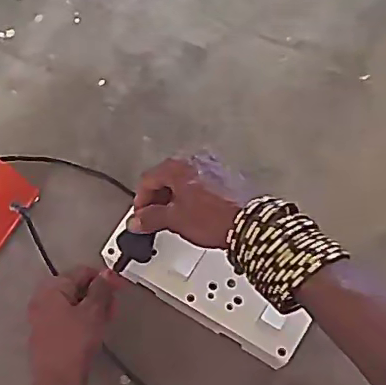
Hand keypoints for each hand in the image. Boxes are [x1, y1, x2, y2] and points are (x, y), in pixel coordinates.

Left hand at [28, 267, 116, 384]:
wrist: (59, 380)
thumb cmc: (74, 343)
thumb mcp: (93, 312)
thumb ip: (101, 289)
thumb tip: (106, 274)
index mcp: (50, 289)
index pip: (82, 272)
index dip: (104, 278)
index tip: (118, 288)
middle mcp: (41, 300)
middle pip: (75, 287)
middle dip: (97, 295)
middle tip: (111, 308)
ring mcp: (41, 318)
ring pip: (72, 304)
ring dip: (91, 308)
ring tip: (105, 321)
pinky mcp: (46, 334)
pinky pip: (66, 318)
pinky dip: (81, 320)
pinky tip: (92, 332)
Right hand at [130, 152, 253, 249]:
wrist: (248, 223)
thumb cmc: (215, 217)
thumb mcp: (174, 220)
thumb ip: (150, 218)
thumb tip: (138, 221)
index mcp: (178, 166)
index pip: (148, 179)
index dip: (140, 200)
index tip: (140, 216)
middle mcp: (196, 161)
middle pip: (166, 177)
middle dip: (158, 199)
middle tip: (154, 218)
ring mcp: (214, 167)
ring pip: (185, 181)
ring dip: (176, 198)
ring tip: (175, 217)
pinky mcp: (228, 178)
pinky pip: (202, 185)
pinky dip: (194, 197)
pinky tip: (196, 213)